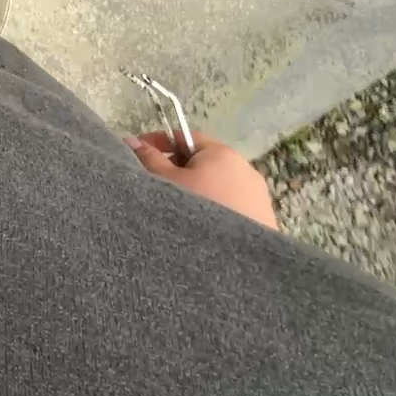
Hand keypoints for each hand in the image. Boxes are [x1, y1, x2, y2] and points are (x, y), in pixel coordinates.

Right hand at [126, 132, 278, 229]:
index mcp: (222, 153)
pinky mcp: (263, 217)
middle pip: (203, 159)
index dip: (160, 141)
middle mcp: (245, 169)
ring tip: (175, 203)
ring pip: (216, 181)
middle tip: (156, 180)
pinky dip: (212, 202)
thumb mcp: (162, 178)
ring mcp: (258, 195)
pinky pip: (230, 200)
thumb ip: (147, 156)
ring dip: (195, 186)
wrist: (236, 258)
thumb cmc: (195, 207)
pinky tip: (198, 220)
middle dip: (177, 165)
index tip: (140, 152)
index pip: (186, 136)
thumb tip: (131, 139)